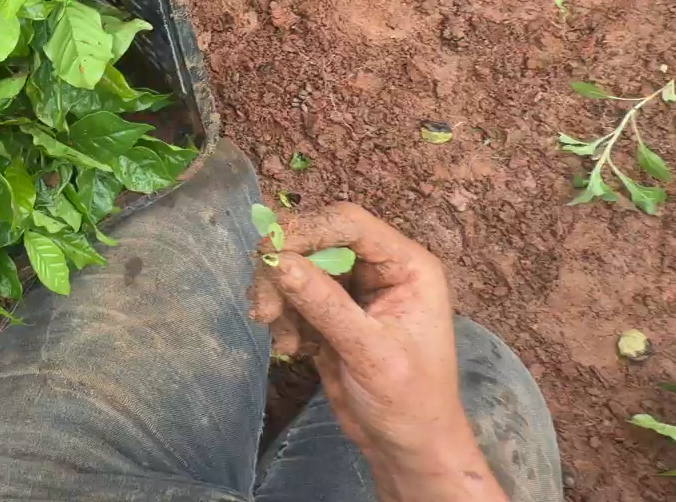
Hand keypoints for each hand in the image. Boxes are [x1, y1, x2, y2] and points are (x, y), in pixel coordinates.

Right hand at [250, 203, 504, 501]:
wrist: (406, 452)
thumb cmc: (410, 405)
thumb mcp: (370, 355)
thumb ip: (324, 304)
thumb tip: (276, 260)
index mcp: (405, 265)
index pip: (348, 223)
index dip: (306, 229)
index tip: (269, 254)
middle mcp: (376, 264)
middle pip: (312, 238)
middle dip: (283, 270)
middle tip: (265, 308)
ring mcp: (348, 283)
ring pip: (292, 262)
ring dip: (276, 295)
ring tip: (278, 333)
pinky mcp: (324, 303)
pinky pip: (286, 288)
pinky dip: (280, 314)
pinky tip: (291, 346)